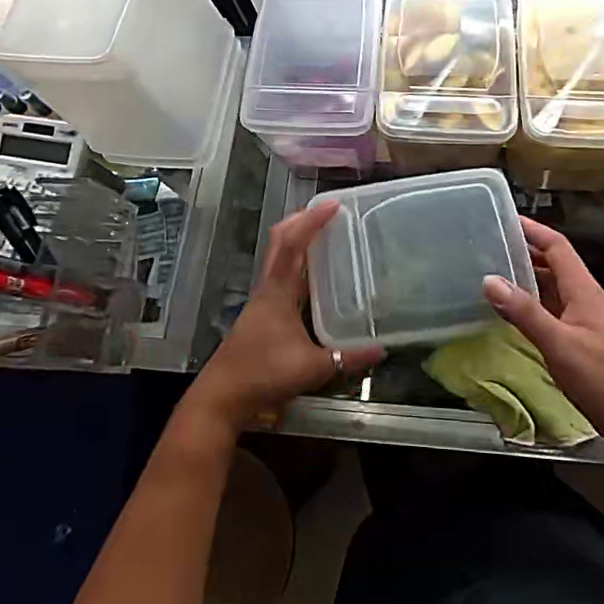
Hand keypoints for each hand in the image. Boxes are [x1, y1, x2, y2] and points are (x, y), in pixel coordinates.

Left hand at [188, 201, 382, 427]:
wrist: (222, 397)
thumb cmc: (263, 374)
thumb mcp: (313, 368)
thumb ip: (349, 357)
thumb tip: (382, 350)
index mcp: (277, 292)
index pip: (292, 245)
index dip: (311, 221)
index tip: (333, 206)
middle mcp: (267, 290)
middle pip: (279, 243)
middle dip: (301, 222)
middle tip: (328, 213)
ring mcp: (262, 303)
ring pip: (278, 260)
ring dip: (298, 242)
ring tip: (325, 237)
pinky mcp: (261, 317)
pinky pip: (280, 279)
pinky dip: (296, 266)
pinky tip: (313, 280)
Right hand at [482, 218, 603, 454]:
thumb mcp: (561, 345)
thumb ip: (525, 313)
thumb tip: (490, 280)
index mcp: (584, 291)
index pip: (557, 246)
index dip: (531, 229)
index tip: (502, 219)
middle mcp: (584, 299)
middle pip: (553, 264)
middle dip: (522, 251)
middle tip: (486, 247)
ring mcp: (583, 321)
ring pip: (551, 289)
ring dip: (524, 279)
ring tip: (490, 275)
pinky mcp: (581, 341)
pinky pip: (551, 312)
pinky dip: (529, 306)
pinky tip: (510, 314)